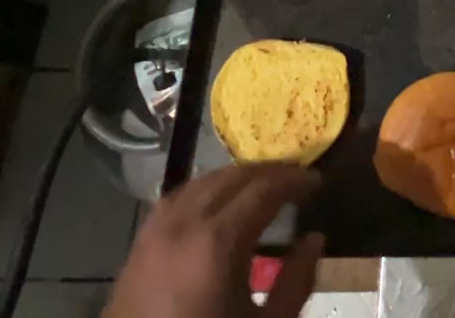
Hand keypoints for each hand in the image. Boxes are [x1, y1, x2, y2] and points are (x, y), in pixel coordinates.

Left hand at [103, 165, 324, 317]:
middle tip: (295, 180)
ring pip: (202, 182)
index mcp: (219, 243)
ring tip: (260, 188)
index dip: (295, 180)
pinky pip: (175, 200)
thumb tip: (314, 240)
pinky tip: (215, 204)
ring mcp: (155, 235)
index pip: (265, 189)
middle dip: (268, 173)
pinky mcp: (136, 250)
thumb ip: (297, 282)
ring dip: (235, 177)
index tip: (317, 181)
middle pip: (233, 177)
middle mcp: (185, 226)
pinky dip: (202, 191)